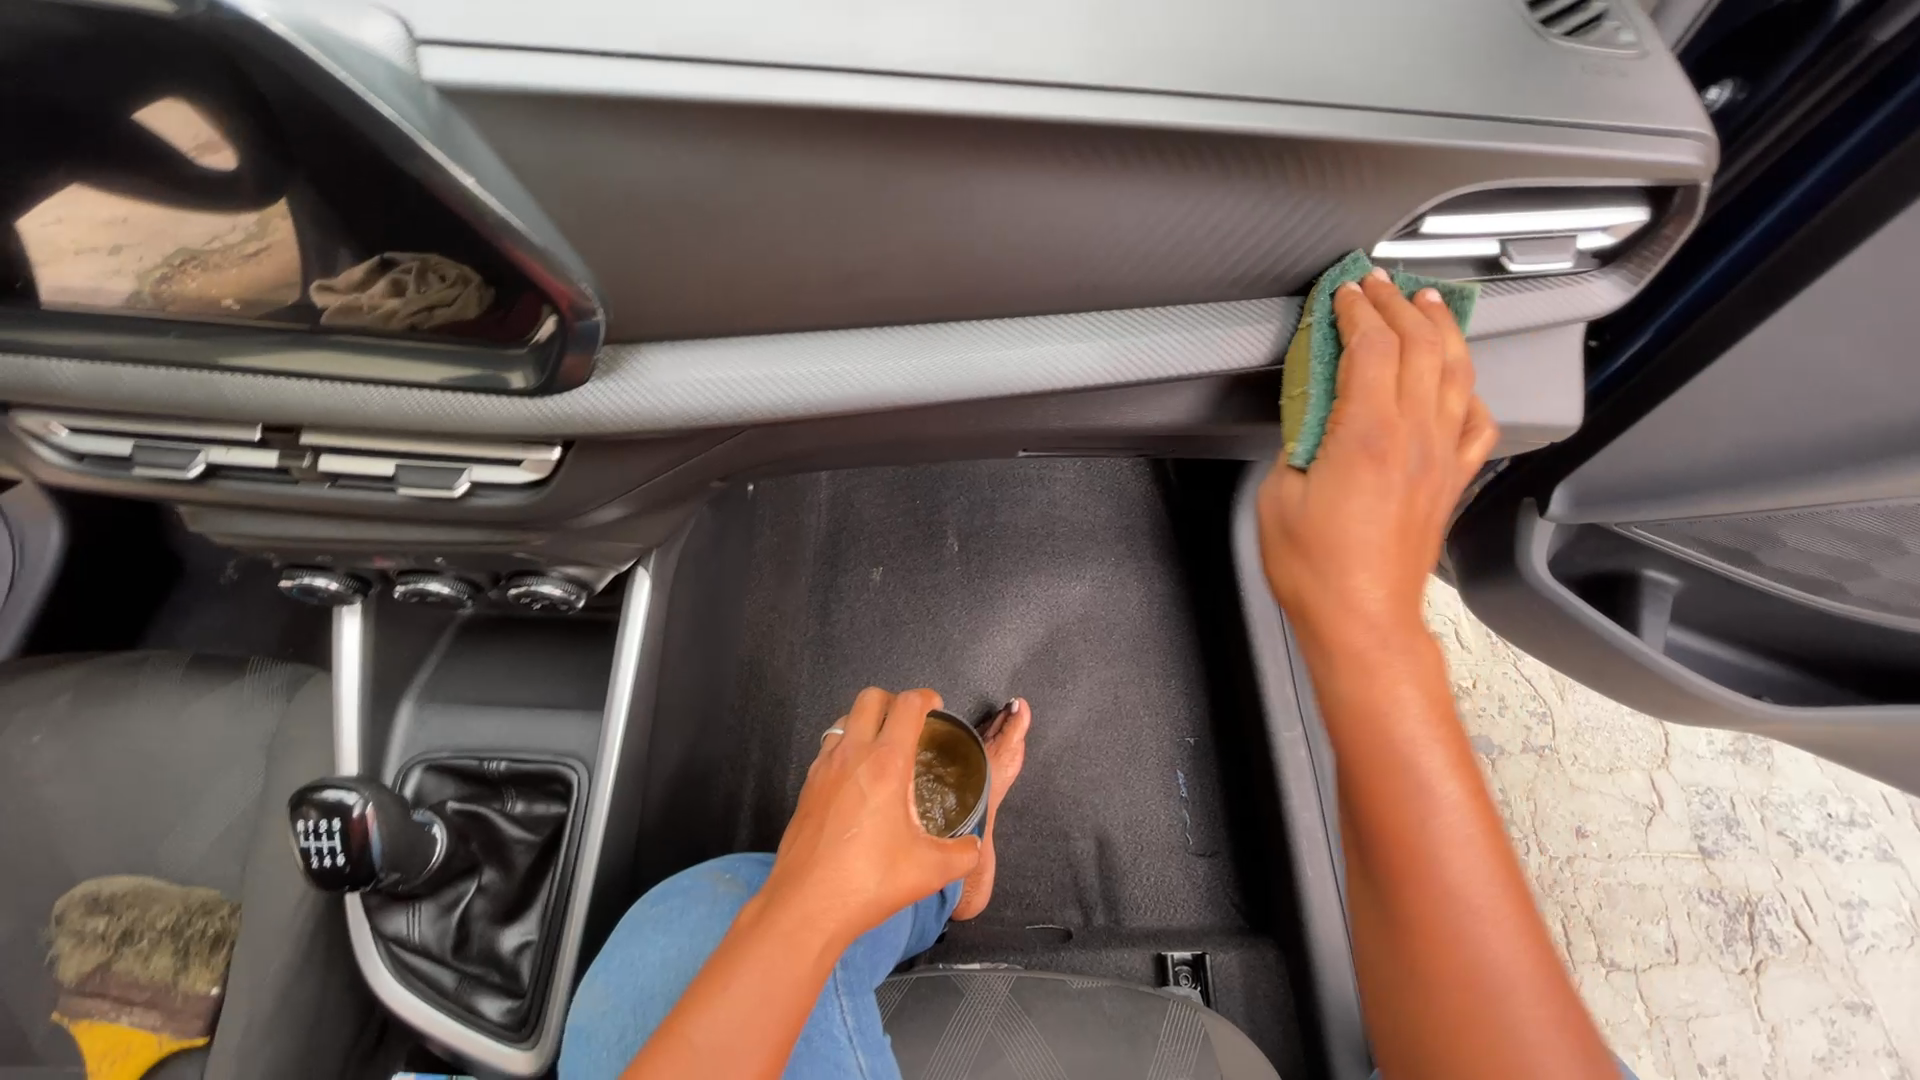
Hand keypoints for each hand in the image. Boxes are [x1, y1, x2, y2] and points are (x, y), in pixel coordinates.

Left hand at [756, 687, 980, 949]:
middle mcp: (852, 754)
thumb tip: (973, 846)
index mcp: (886, 762)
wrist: (806, 907)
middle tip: (911, 723)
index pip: (907, 704)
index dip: (927, 698)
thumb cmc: (869, 882)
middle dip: (894, 700)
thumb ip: (963, 853)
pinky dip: (846, 747)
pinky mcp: (806, 787)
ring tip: (883, 747)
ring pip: (844, 719)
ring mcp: (823, 768)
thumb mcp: (931, 870)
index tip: (936, 707)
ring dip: (866, 721)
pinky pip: (828, 748)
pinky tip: (857, 779)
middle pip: (870, 697)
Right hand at [1257, 270, 1498, 646]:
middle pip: (1417, 346)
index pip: (1370, 346)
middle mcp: (1415, 437)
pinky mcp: (1450, 481)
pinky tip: (1456, 379)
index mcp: (1366, 435)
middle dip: (1395, 305)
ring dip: (1439, 330)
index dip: (1355, 311)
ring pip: (1454, 371)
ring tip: (1427, 304)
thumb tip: (1310, 417)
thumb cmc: (1316, 568)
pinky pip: (1474, 419)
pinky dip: (1466, 387)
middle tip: (1376, 284)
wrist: (1361, 617)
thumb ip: (1297, 443)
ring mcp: (1440, 457)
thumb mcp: (1276, 495)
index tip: (1342, 293)